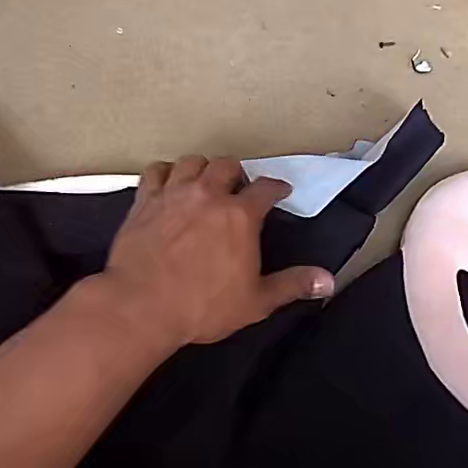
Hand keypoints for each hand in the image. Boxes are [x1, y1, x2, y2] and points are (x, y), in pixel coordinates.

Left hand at [90, 157, 333, 348]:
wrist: (142, 306)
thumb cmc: (199, 306)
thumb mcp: (255, 301)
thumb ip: (292, 285)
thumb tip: (325, 279)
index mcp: (240, 216)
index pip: (266, 189)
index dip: (276, 188)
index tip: (279, 191)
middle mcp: (207, 196)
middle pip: (227, 166)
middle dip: (237, 173)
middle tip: (239, 187)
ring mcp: (173, 195)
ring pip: (191, 162)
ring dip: (202, 167)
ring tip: (205, 180)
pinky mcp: (144, 202)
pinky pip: (155, 172)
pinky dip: (165, 172)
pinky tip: (168, 181)